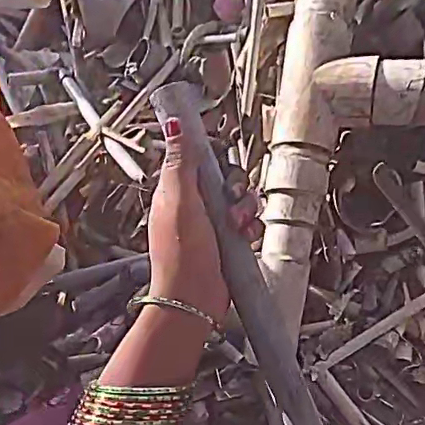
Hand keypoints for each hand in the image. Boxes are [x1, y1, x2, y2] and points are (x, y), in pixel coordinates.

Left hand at [147, 117, 259, 324]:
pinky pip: (247, 225)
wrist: (194, 299)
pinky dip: (251, 228)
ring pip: (239, 202)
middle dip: (236, 190)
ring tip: (237, 226)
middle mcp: (192, 207)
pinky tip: (245, 237)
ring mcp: (210, 226)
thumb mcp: (180, 201)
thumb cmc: (181, 256)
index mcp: (174, 192)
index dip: (213, 161)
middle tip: (231, 205)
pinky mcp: (226, 243)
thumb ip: (180, 162)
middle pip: (224, 180)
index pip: (196, 161)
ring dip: (245, 210)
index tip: (221, 169)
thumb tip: (173, 125)